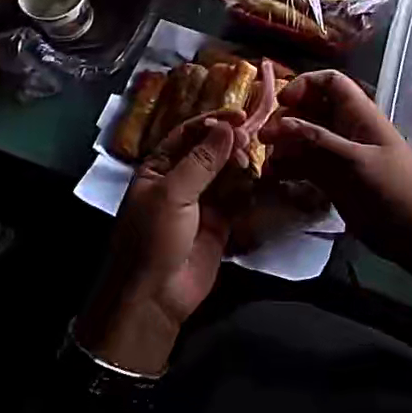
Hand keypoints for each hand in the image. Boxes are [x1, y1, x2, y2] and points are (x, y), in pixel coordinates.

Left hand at [75, 114, 242, 374]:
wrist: (155, 297)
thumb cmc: (153, 238)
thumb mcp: (172, 194)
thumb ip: (202, 160)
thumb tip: (227, 128)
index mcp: (158, 168)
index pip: (187, 133)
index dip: (212, 122)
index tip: (239, 115)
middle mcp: (179, 180)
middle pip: (209, 151)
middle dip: (228, 143)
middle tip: (249, 140)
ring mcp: (201, 202)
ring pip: (226, 173)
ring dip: (239, 164)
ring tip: (252, 160)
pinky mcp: (220, 223)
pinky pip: (237, 198)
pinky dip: (247, 188)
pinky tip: (258, 180)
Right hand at [261, 71, 411, 277]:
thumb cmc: (394, 192)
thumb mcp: (356, 163)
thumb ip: (317, 141)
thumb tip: (279, 123)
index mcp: (360, 115)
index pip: (330, 82)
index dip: (304, 85)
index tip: (282, 104)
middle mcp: (346, 130)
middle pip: (310, 109)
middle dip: (285, 120)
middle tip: (265, 140)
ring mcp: (338, 155)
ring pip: (303, 138)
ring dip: (282, 146)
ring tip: (266, 163)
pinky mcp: (332, 179)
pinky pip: (304, 164)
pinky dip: (288, 167)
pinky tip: (273, 178)